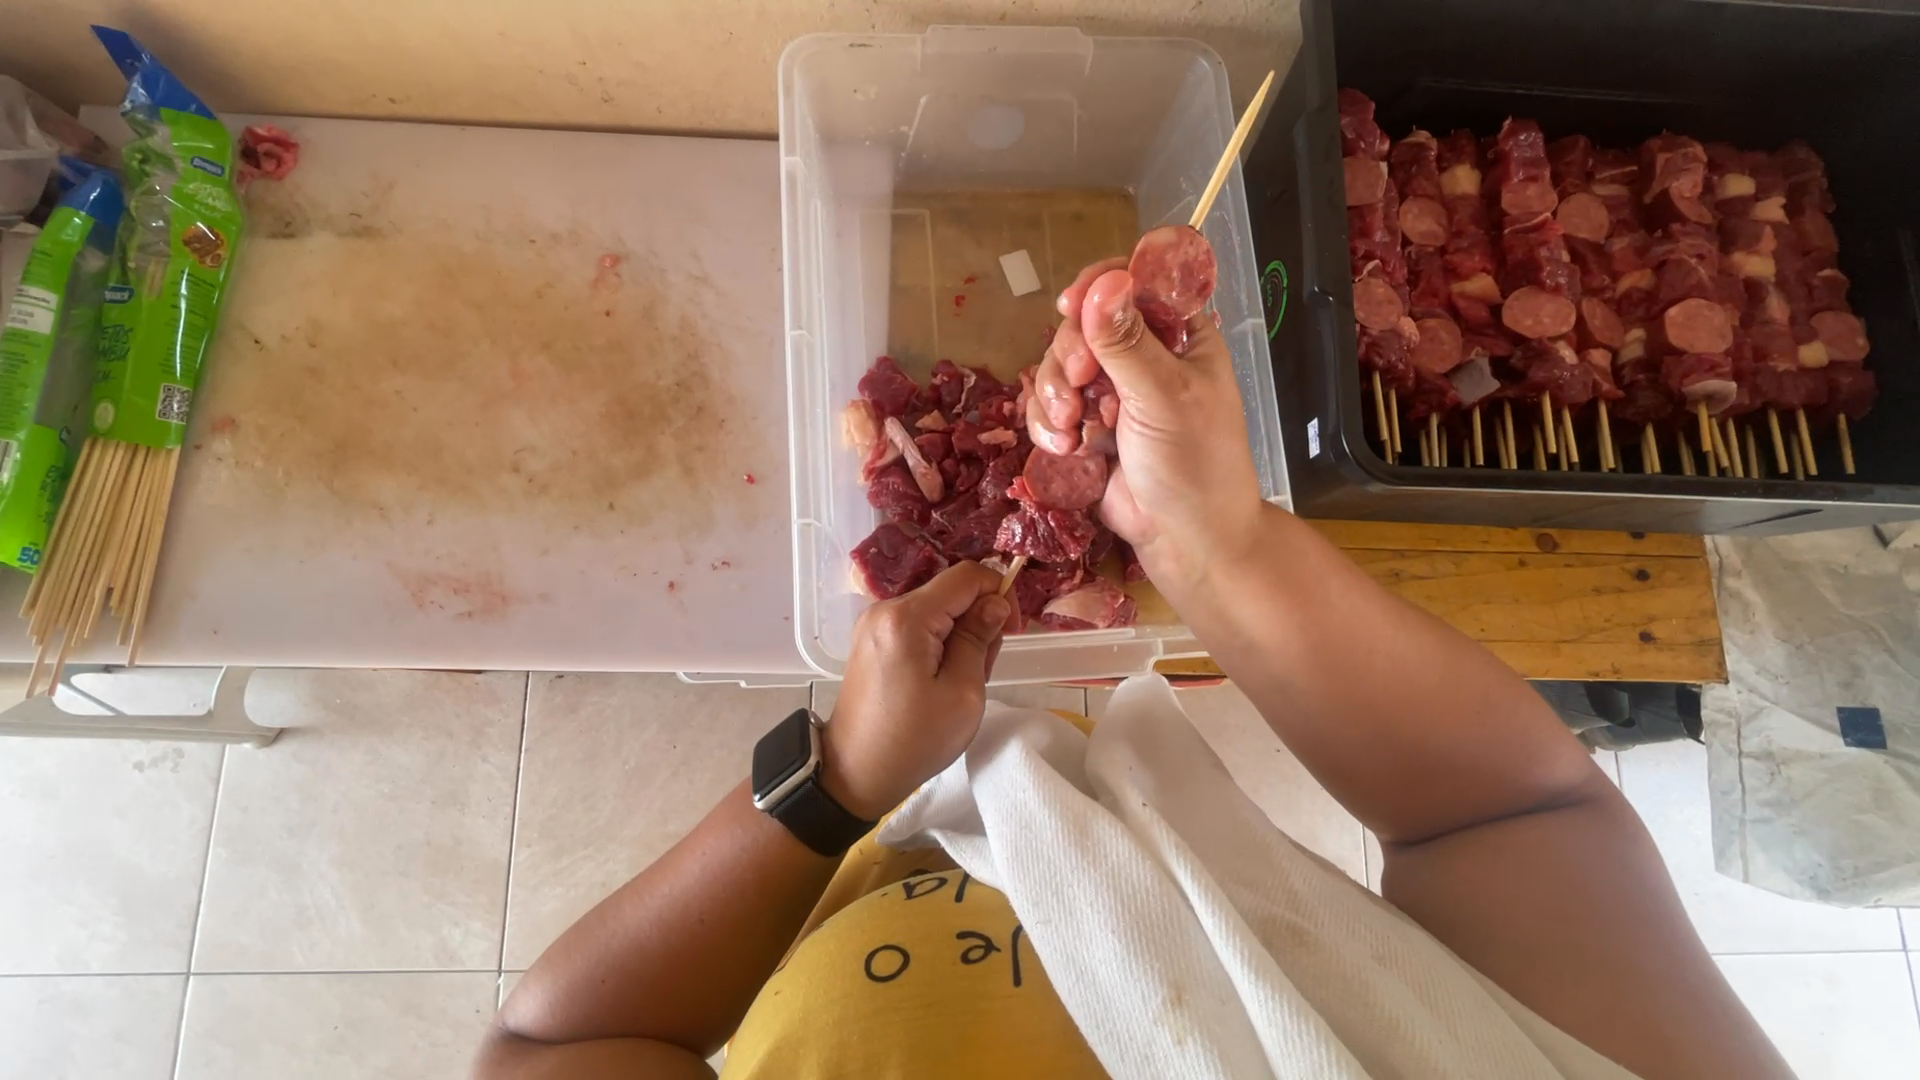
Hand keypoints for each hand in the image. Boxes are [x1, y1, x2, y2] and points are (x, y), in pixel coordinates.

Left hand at [822, 562, 1015, 819]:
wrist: (854, 772)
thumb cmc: (913, 740)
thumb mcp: (963, 693)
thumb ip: (980, 639)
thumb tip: (995, 601)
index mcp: (907, 617)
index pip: (967, 576)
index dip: (999, 592)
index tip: (1010, 630)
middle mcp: (886, 608)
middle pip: (951, 591)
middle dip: (978, 619)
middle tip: (982, 669)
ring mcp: (875, 623)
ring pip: (937, 608)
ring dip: (960, 634)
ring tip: (961, 680)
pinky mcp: (872, 639)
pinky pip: (918, 624)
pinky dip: (939, 642)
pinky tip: (941, 677)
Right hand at [1065, 266, 1265, 592]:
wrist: (1185, 538)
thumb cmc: (1194, 464)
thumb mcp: (1164, 398)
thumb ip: (1127, 343)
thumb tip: (1104, 281)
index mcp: (1178, 335)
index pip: (1134, 282)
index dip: (1098, 287)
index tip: (1070, 306)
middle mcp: (1141, 356)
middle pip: (1081, 326)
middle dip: (1069, 359)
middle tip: (1078, 391)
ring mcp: (1110, 393)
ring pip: (1057, 368)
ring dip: (1054, 398)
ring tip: (1072, 435)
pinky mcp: (1085, 427)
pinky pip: (1048, 409)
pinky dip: (1048, 428)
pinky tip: (1066, 451)